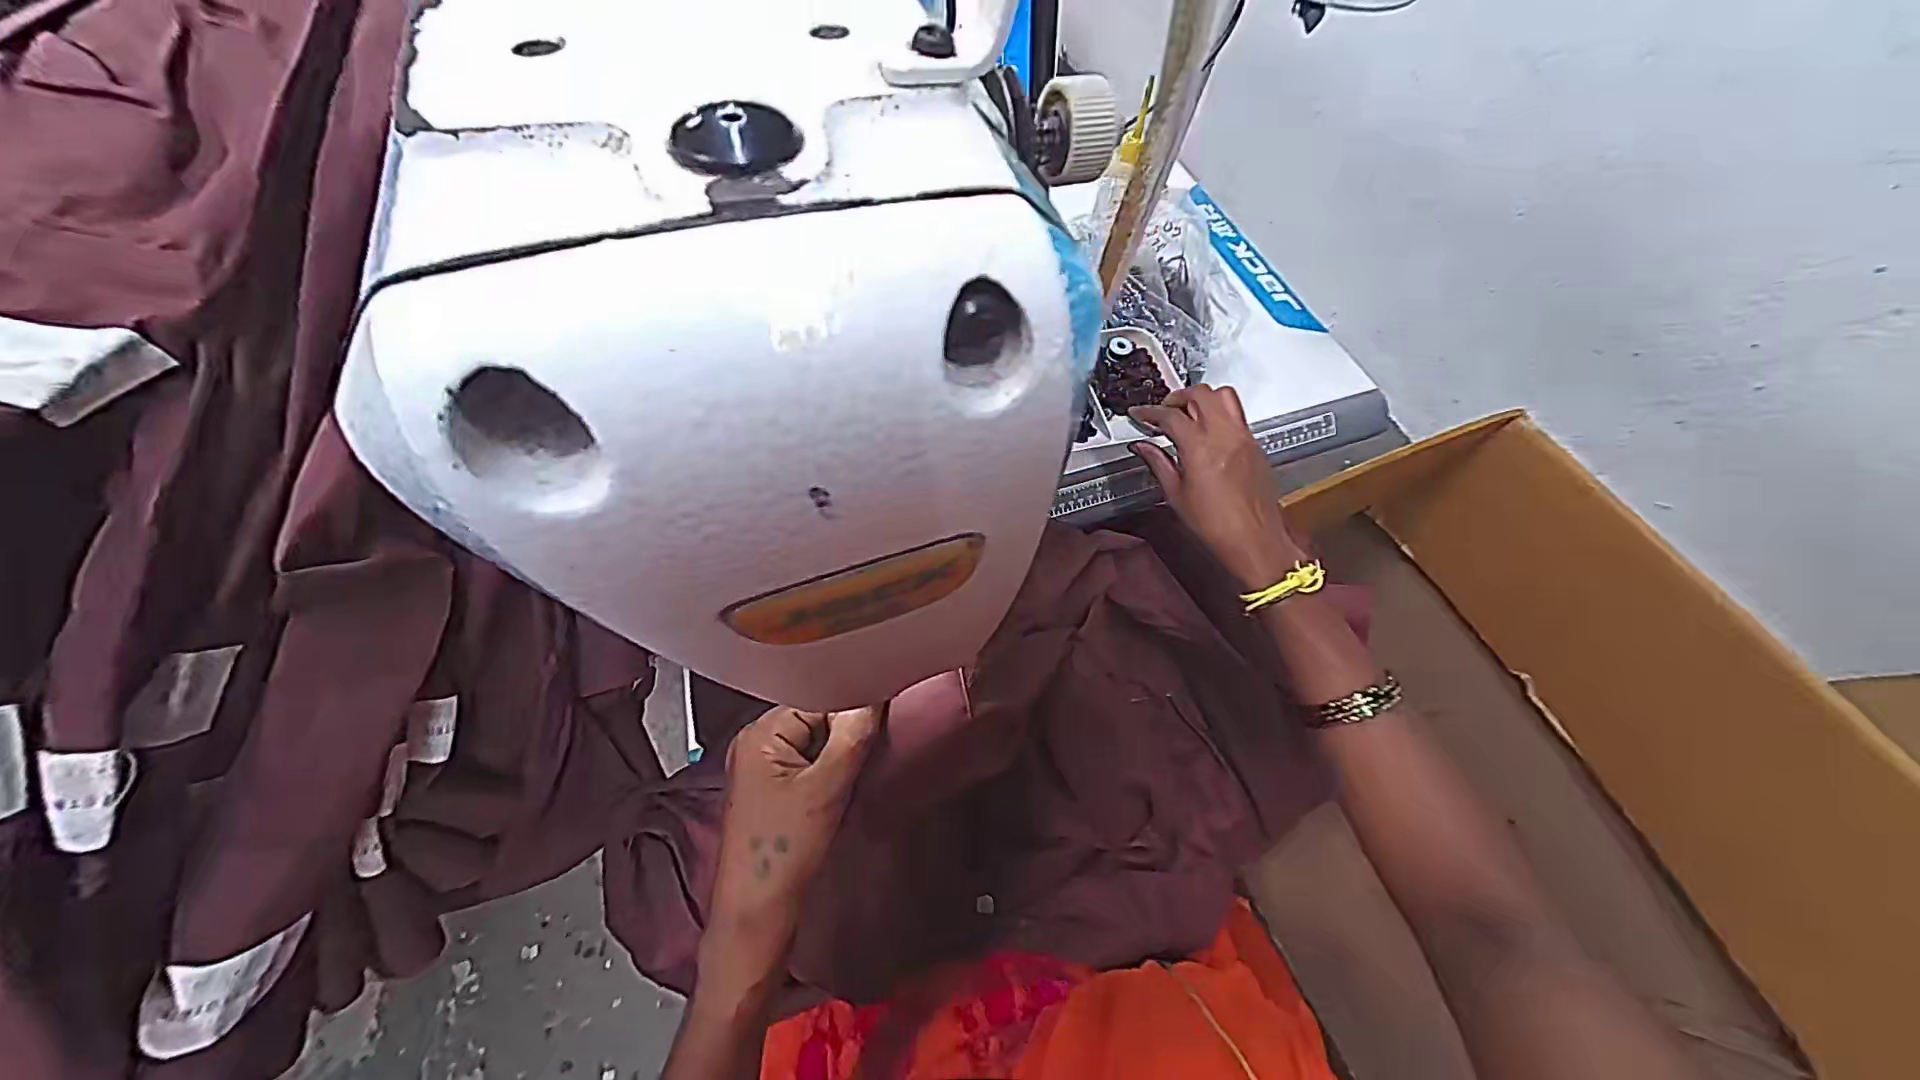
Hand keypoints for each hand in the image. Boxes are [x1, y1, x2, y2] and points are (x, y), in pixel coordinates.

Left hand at [707, 705, 880, 953]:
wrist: (757, 916)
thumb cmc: (782, 855)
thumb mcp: (826, 789)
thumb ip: (853, 735)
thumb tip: (875, 695)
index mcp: (760, 733)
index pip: (818, 696)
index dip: (852, 705)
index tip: (883, 715)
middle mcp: (756, 742)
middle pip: (817, 714)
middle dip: (848, 728)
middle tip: (872, 746)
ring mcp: (763, 766)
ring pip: (817, 738)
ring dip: (842, 748)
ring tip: (857, 769)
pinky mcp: (774, 787)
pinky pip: (811, 759)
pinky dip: (832, 766)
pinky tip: (843, 783)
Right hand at [1129, 385, 1307, 589]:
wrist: (1253, 538)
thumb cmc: (1217, 525)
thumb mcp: (1176, 494)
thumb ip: (1158, 463)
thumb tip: (1143, 447)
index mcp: (1200, 448)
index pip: (1171, 415)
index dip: (1150, 412)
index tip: (1140, 414)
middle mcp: (1225, 436)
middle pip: (1200, 394)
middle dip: (1177, 397)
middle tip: (1164, 410)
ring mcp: (1243, 437)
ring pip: (1224, 396)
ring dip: (1202, 398)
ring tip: (1188, 413)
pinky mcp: (1254, 445)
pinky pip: (1237, 414)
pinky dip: (1219, 412)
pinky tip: (1208, 430)